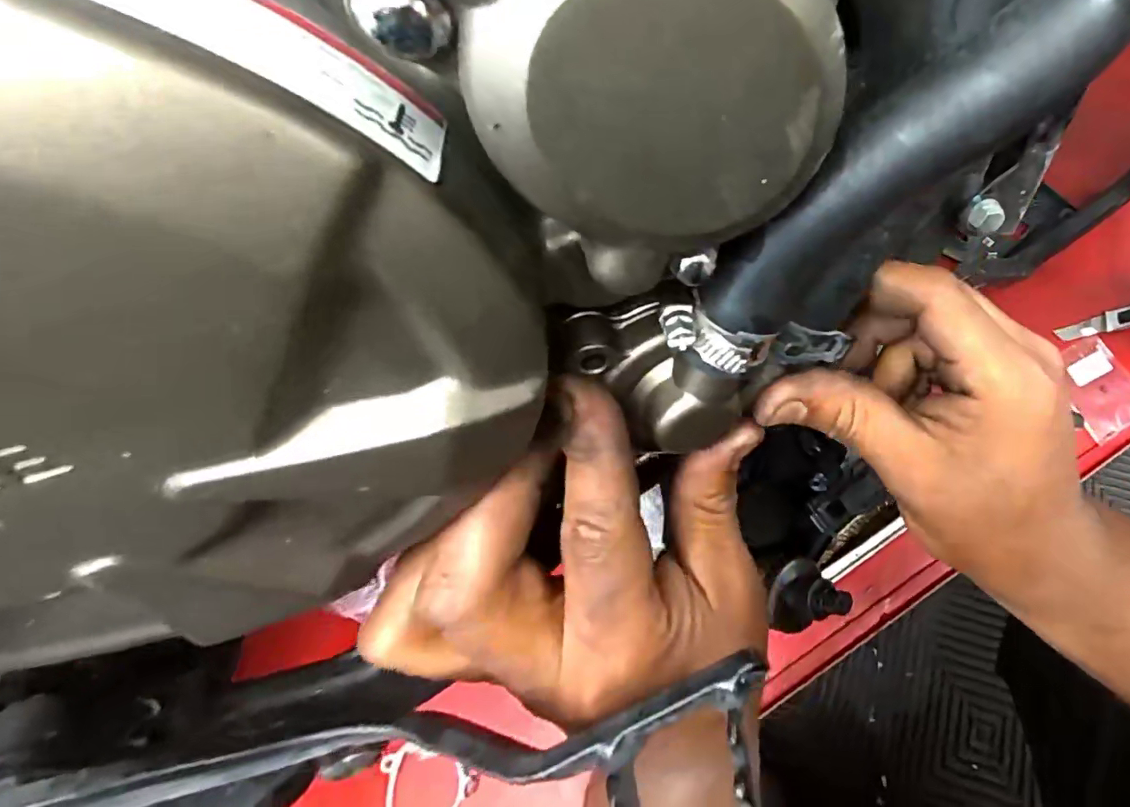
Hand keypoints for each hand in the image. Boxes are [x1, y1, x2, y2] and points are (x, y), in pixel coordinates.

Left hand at [358, 377, 766, 728]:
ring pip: (412, 605)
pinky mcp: (466, 664)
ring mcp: (489, 672)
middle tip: (536, 426)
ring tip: (505, 463)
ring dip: (452, 518)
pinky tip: (470, 512)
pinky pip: (402, 618)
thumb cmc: (712, 659)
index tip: (584, 391)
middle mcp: (536, 666)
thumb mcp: (727, 578)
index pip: (590, 532)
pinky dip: (422, 555)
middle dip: (497, 484)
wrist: (674, 738)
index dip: (587, 449)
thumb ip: (709, 496)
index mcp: (619, 641)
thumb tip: (722, 424)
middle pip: (466, 580)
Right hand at [751, 262, 1097, 594]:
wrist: (1042, 552)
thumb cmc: (986, 523)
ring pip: (935, 317)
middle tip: (850, 378)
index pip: (935, 292)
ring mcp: (1022, 350)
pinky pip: (950, 337)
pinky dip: (918, 361)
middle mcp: (1023, 345)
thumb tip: (775, 394)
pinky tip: (910, 402)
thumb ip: (846, 415)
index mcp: (1006, 370)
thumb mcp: (908, 468)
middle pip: (932, 300)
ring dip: (898, 353)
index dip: (875, 292)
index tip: (828, 323)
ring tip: (889, 406)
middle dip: (880, 332)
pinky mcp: (1013, 360)